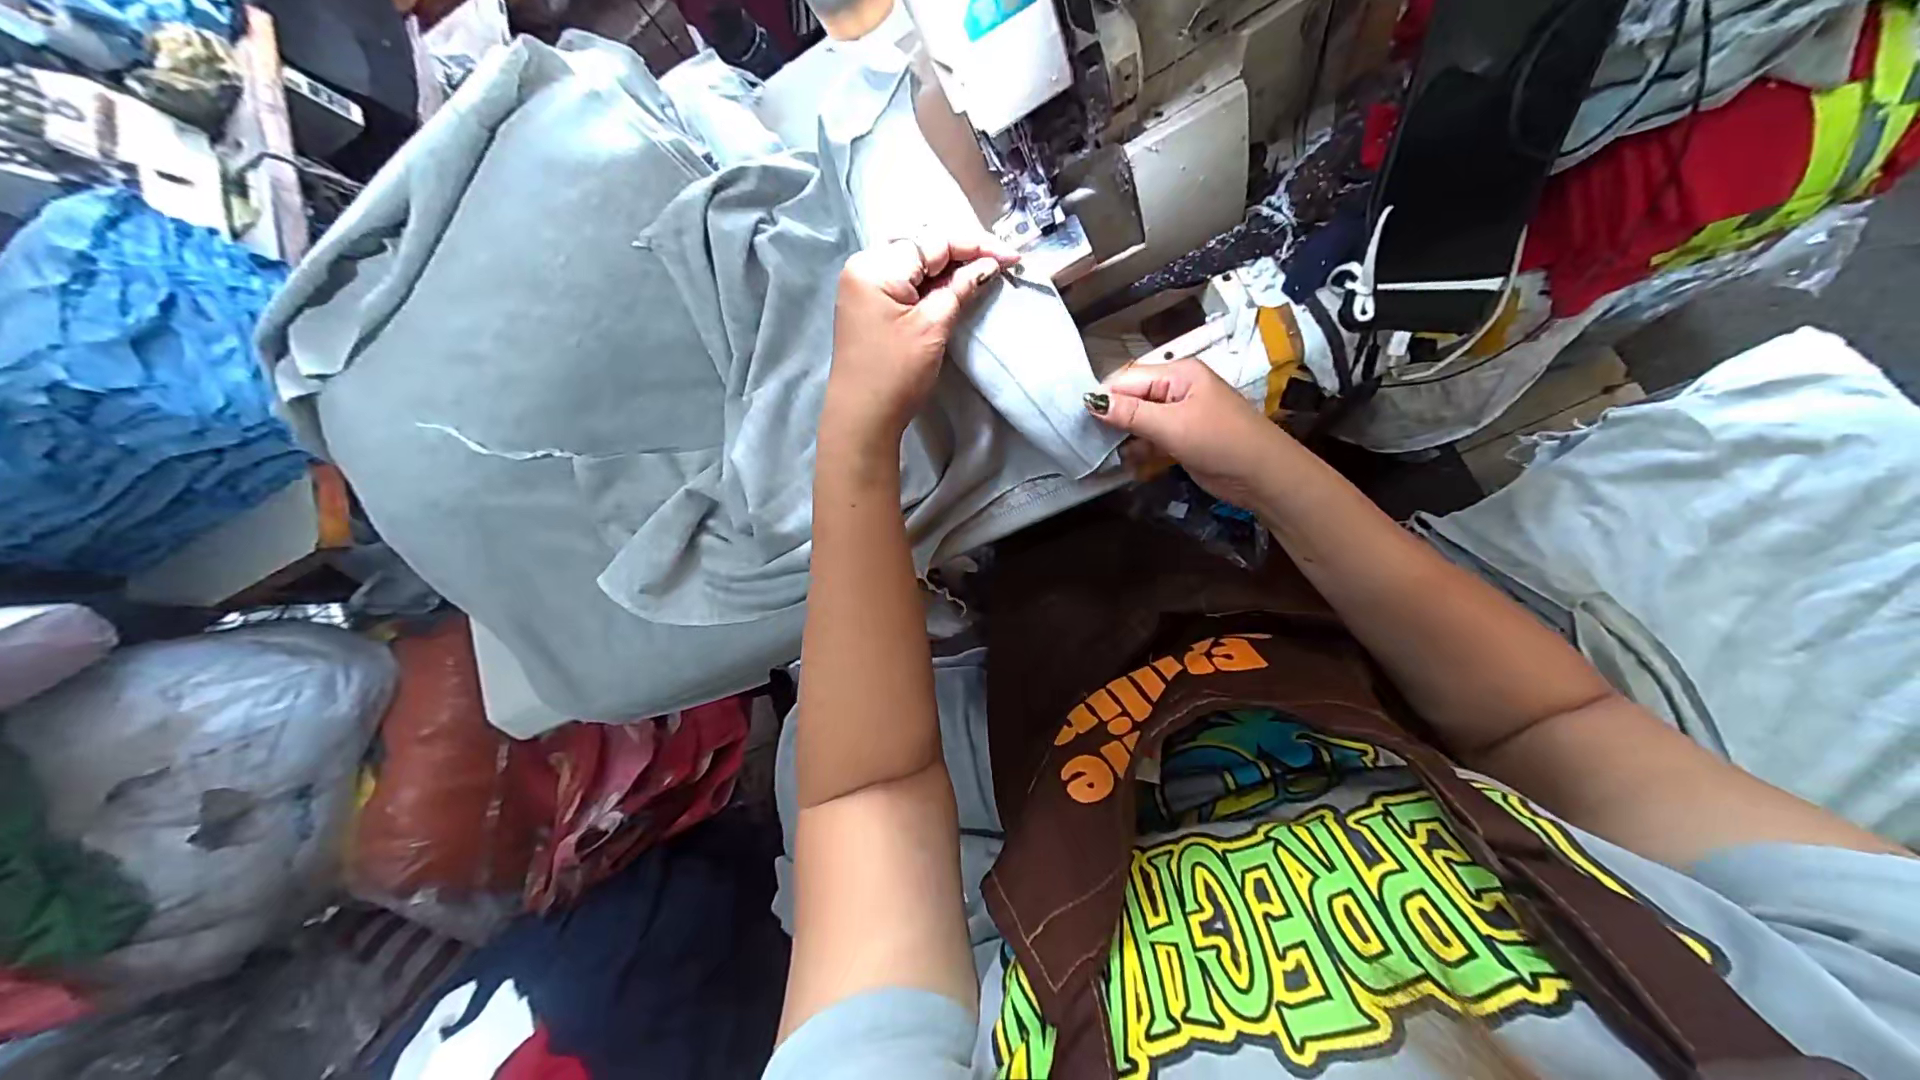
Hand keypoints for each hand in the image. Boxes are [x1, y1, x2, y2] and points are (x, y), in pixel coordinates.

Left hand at [822, 233, 1018, 456]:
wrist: (862, 418)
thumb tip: (987, 265)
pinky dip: (931, 282)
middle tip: (999, 262)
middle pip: (922, 246)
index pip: (933, 242)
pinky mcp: (869, 305)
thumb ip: (959, 289)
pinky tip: (955, 286)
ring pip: (914, 262)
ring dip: (949, 266)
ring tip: (983, 271)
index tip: (1011, 257)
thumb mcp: (932, 327)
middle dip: (962, 251)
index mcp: (875, 266)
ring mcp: (864, 286)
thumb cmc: (896, 374)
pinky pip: (905, 281)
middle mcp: (864, 266)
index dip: (976, 246)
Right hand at [1086, 357, 1295, 509]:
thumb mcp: (1172, 425)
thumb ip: (1130, 413)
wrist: (1262, 476)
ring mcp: (1179, 415)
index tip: (1080, 419)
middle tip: (1090, 440)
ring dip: (1124, 438)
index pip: (1128, 378)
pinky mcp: (1180, 438)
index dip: (1104, 396)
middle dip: (1112, 418)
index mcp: (1178, 373)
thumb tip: (1091, 401)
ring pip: (1138, 421)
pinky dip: (1138, 451)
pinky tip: (1129, 464)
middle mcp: (1176, 389)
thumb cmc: (1221, 442)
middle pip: (1131, 398)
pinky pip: (1149, 439)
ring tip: (1108, 455)